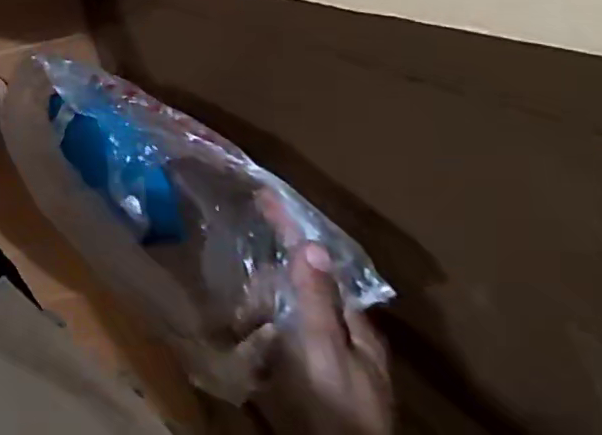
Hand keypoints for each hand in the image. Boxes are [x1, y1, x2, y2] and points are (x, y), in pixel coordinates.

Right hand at [255, 244, 393, 434]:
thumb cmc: (337, 406)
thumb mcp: (326, 351)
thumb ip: (317, 300)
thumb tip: (310, 243)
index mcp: (354, 325)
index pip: (318, 261)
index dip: (292, 228)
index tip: (265, 194)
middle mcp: (342, 335)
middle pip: (294, 289)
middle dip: (265, 292)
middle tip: (249, 316)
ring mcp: (324, 358)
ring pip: (280, 316)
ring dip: (259, 322)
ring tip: (247, 344)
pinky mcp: (306, 378)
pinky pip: (275, 344)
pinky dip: (259, 345)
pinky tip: (252, 359)